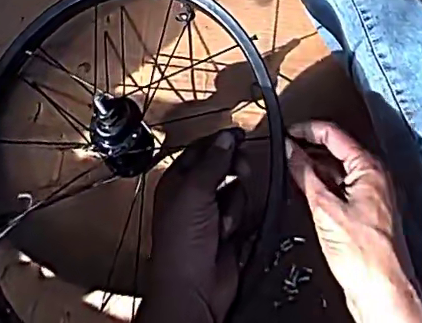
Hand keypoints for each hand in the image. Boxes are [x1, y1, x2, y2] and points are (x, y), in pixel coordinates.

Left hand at [137, 127, 251, 322]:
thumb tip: (226, 137)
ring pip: (235, 189)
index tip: (239, 134)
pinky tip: (229, 233)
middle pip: (222, 167)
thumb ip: (213, 161)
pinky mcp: (228, 231)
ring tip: (223, 221)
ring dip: (233, 204)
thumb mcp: (195, 191)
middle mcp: (194, 194)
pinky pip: (243, 212)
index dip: (219, 140)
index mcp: (178, 180)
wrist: (194, 288)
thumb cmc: (182, 240)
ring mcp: (212, 213)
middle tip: (243, 170)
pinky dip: (239, 220)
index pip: (201, 149)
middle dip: (233, 169)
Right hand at [285, 121, 421, 322]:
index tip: (289, 131)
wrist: (383, 297)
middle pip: (336, 149)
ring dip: (316, 167)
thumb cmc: (366, 258)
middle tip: (287, 149)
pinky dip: (324, 184)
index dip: (307, 129)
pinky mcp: (368, 214)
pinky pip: (342, 187)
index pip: (333, 133)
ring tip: (293, 168)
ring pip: (339, 169)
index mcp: (369, 168)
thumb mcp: (324, 208)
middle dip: (310, 148)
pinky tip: (309, 190)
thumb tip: (291, 151)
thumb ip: (304, 174)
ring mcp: (373, 196)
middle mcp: (375, 178)